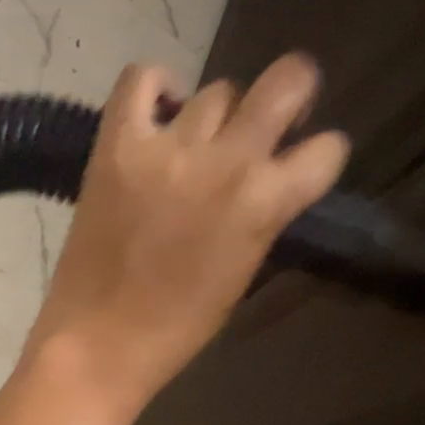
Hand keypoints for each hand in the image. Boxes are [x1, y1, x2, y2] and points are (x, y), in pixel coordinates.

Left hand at [25, 53, 349, 414]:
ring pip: (216, 91)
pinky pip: (140, 79)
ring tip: (198, 144)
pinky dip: (154, 86)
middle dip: (289, 99)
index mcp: (265, 204)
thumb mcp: (241, 274)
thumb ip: (263, 220)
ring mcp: (168, 148)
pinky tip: (158, 115)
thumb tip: (271, 186)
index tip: (302, 165)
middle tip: (268, 125)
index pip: (325, 150)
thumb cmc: (176, 330)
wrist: (99, 344)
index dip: (318, 157)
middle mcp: (226, 162)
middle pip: (284, 83)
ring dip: (217, 115)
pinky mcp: (116, 145)